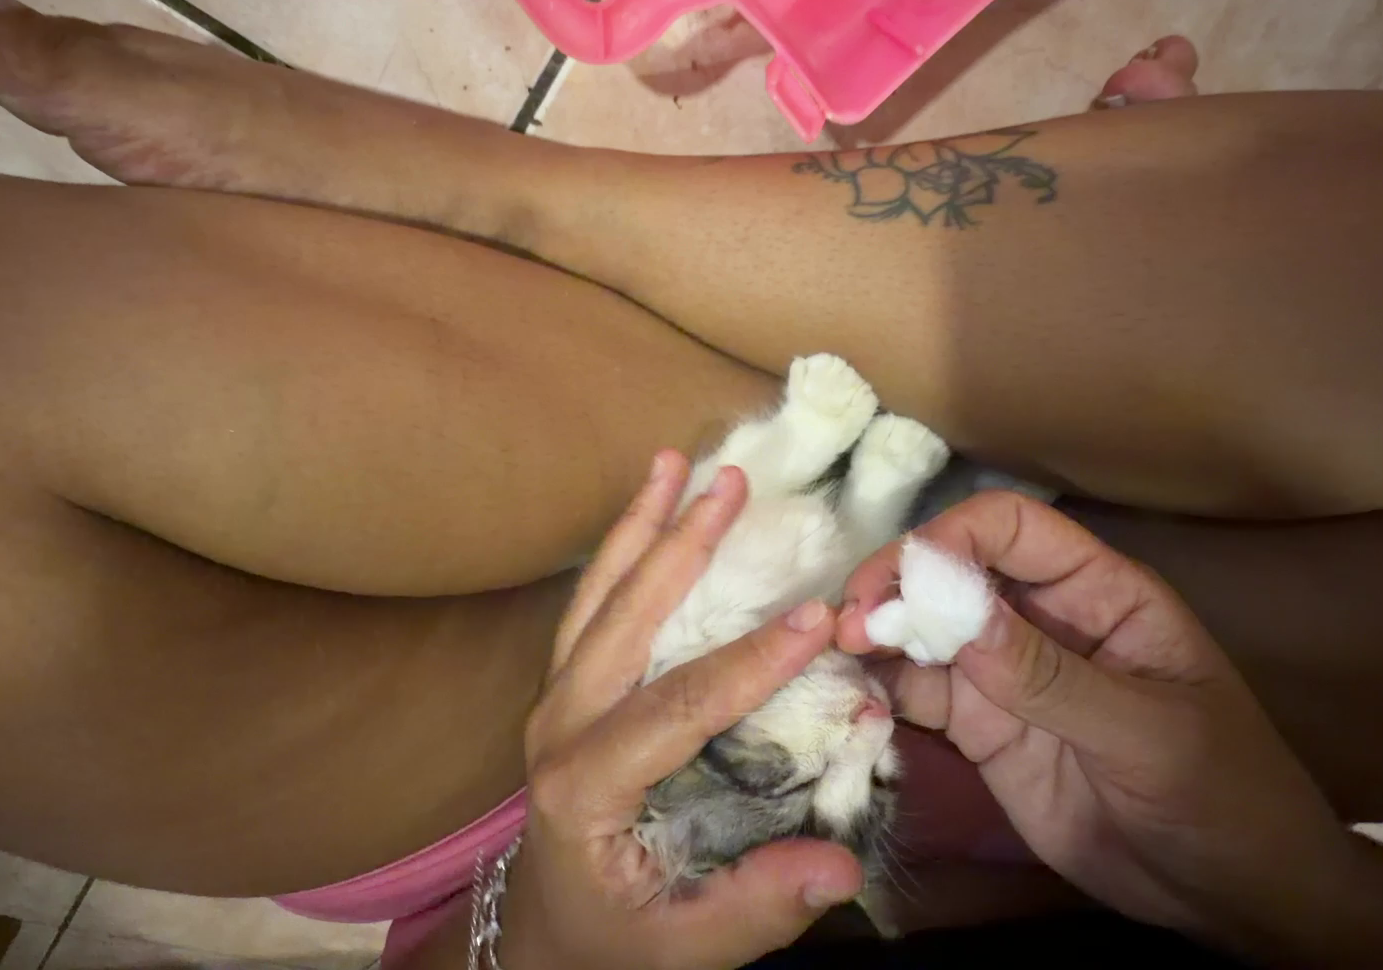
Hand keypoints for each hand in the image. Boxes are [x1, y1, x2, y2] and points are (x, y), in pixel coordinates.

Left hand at [503, 452, 864, 969]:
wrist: (540, 928)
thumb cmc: (612, 937)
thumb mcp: (683, 949)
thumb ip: (757, 908)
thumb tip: (841, 868)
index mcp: (587, 784)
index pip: (680, 707)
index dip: (752, 663)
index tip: (817, 619)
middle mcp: (561, 722)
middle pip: (624, 618)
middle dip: (682, 545)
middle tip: (732, 484)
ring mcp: (556, 693)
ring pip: (597, 593)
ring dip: (639, 523)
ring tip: (673, 462)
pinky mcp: (564, 681)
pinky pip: (591, 603)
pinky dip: (621, 547)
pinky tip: (649, 507)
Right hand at [838, 491, 1363, 946]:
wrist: (1228, 898)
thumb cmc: (1222, 800)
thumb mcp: (1148, 735)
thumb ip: (1051, 675)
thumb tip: (958, 616)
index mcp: (1094, 591)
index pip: (1011, 528)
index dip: (954, 537)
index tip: (903, 579)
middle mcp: (1036, 615)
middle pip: (950, 569)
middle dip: (895, 585)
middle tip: (848, 620)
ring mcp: (1002, 669)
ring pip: (922, 626)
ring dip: (877, 632)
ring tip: (836, 651)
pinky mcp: (978, 720)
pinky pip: (919, 688)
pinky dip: (882, 684)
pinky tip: (852, 691)